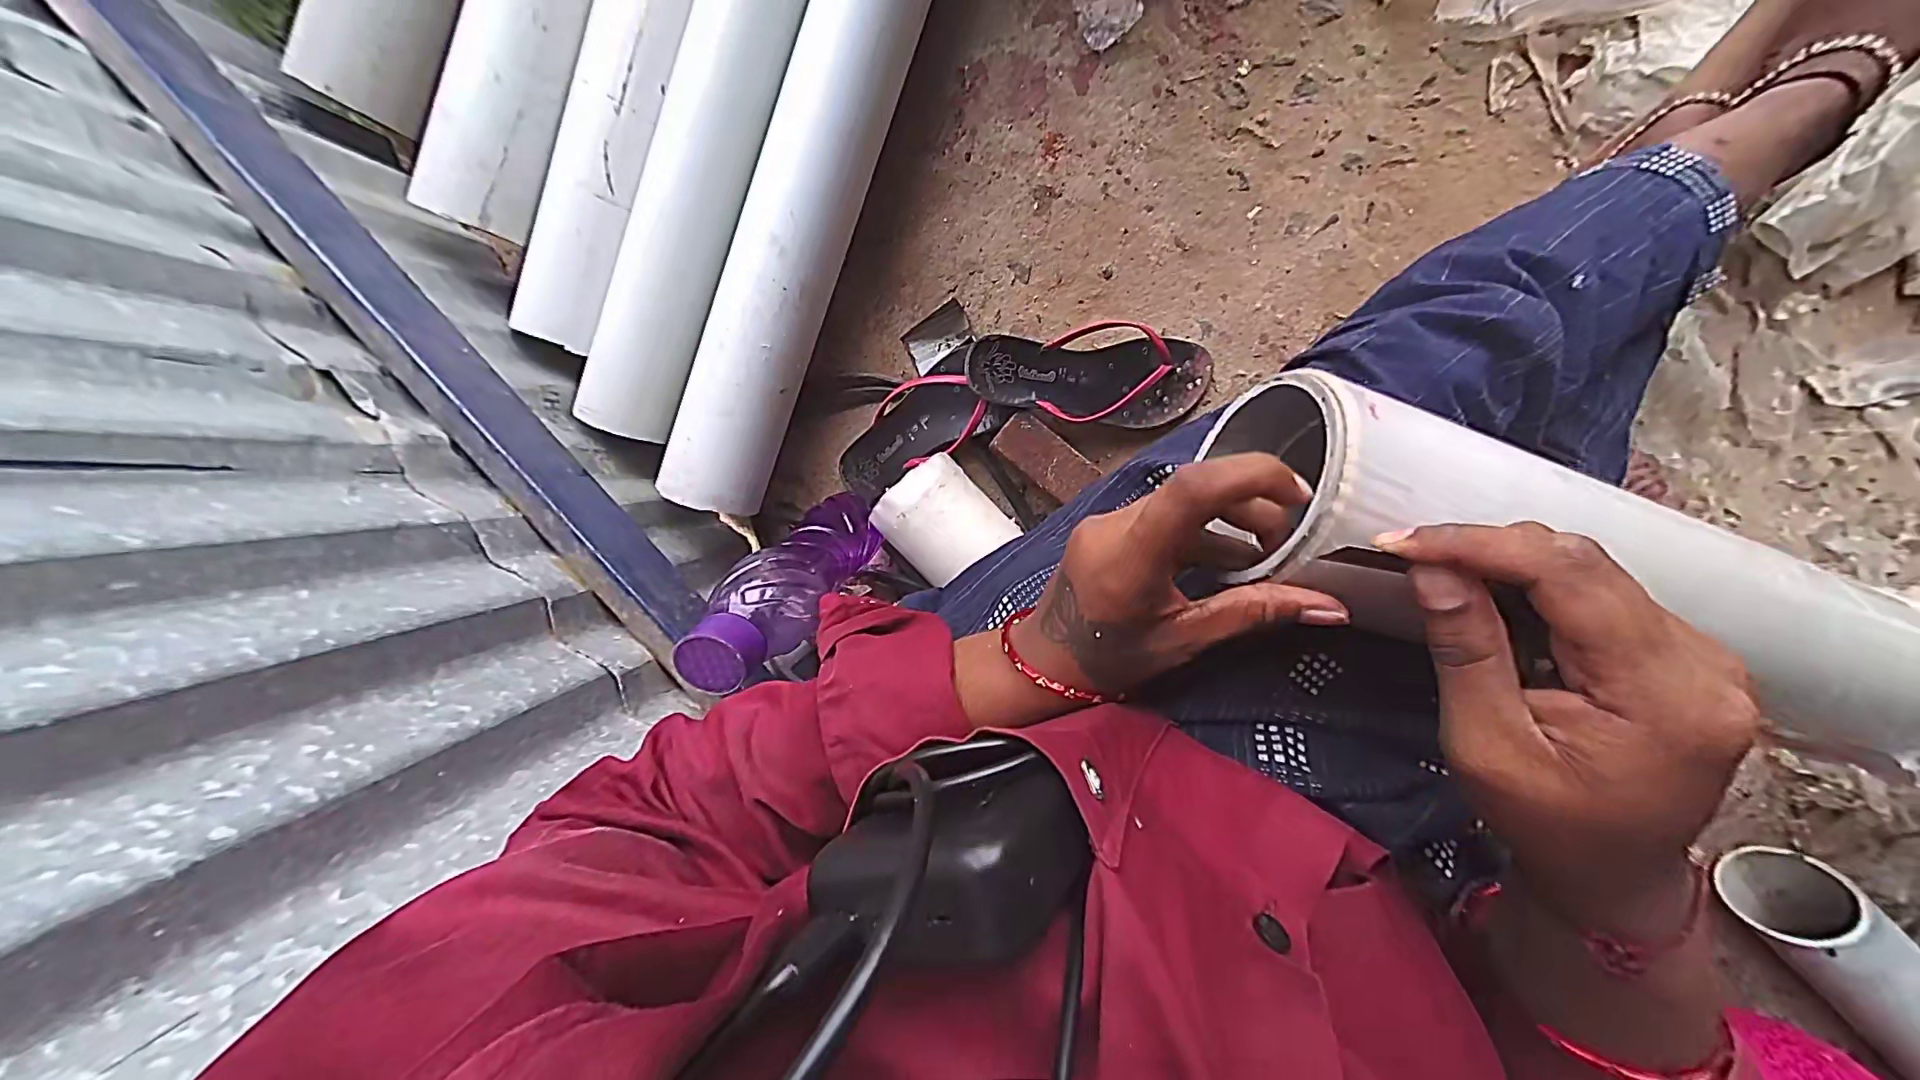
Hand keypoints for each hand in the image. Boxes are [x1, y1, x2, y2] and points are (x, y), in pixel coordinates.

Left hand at [1008, 454, 1350, 697]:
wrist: (1046, 660)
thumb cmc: (1108, 660)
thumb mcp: (1184, 640)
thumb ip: (1252, 614)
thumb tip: (1329, 605)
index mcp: (1130, 556)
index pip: (1190, 489)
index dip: (1251, 476)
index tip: (1297, 494)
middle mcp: (1113, 526)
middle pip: (1193, 490)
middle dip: (1251, 506)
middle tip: (1287, 541)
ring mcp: (1106, 522)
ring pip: (1180, 502)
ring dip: (1228, 521)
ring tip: (1264, 556)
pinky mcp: (1107, 527)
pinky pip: (1162, 516)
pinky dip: (1201, 531)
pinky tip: (1228, 560)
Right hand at [1378, 523, 1760, 931]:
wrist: (1609, 872)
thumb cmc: (1544, 822)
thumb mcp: (1485, 744)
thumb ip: (1466, 652)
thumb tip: (1434, 572)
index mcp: (1664, 693)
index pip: (1570, 577)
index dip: (1480, 546)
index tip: (1404, 544)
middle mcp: (1701, 662)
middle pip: (1583, 564)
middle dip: (1486, 547)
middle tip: (1411, 553)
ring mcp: (1697, 655)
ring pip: (1587, 569)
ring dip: (1503, 560)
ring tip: (1437, 566)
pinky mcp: (1675, 653)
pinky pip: (1593, 591)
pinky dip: (1528, 580)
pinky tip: (1484, 588)